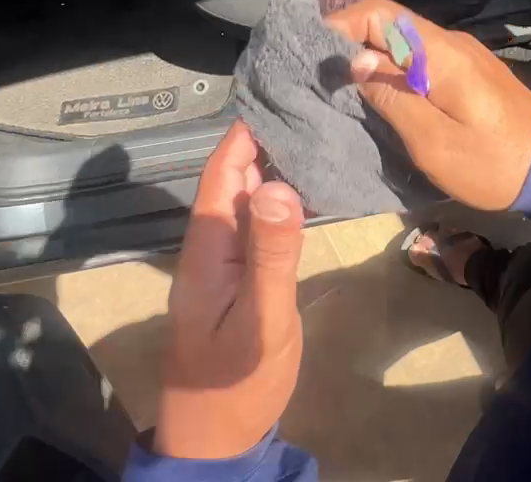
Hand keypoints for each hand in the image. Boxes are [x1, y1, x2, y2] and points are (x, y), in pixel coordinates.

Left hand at [154, 121, 306, 459]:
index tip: (284, 89)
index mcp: (208, 247)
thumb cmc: (236, 382)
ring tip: (322, 127)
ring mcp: (228, 260)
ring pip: (251, 195)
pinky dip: (287, 191)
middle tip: (317, 98)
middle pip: (236, 175)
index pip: (222, 171)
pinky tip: (316, 180)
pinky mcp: (245, 274)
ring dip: (279, 160)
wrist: (216, 442)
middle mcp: (213, 244)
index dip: (246, 129)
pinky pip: (263, 219)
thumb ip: (270, 255)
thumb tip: (278, 183)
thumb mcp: (260, 320)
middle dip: (268, 134)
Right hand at [326, 0, 530, 209]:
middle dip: (346, 40)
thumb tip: (354, 61)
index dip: (339, 25)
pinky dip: (390, 67)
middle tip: (313, 75)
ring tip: (334, 87)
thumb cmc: (492, 163)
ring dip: (367, 55)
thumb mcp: (434, 143)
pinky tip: (373, 94)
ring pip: (402, 39)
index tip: (309, 58)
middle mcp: (450, 42)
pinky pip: (419, 56)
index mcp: (441, 54)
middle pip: (388, 21)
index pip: (380, 13)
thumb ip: (393, 99)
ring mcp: (460, 54)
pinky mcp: (465, 70)